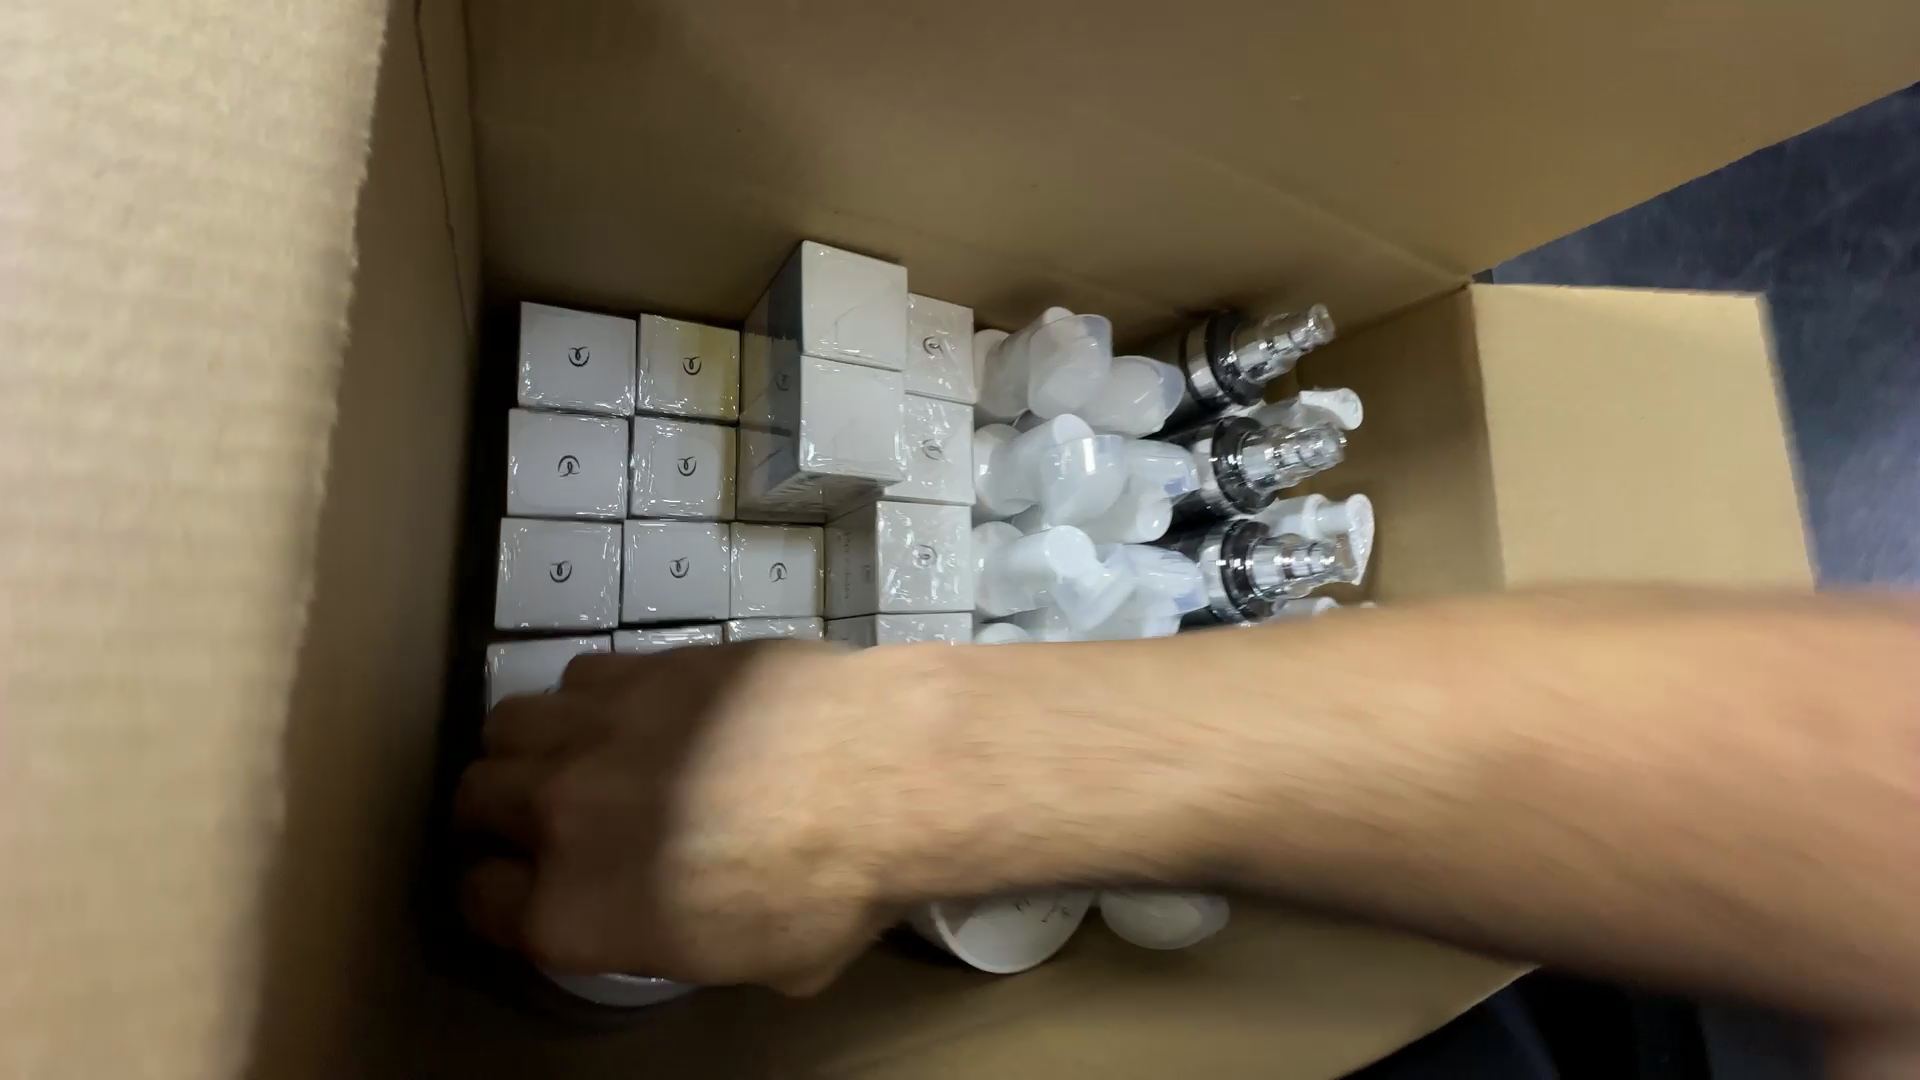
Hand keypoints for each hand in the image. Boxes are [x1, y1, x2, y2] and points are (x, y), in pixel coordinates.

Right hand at [454, 640, 951, 994]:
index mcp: (576, 914)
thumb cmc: (833, 884)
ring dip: (533, 740)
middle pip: (478, 797)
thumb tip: (711, 914)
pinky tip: (641, 701)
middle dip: (500, 809)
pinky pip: (584, 671)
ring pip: (511, 723)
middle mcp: (564, 814)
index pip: (481, 903)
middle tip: (546, 807)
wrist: (881, 767)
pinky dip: (595, 690)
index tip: (521, 880)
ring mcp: (603, 727)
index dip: (499, 892)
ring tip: (578, 746)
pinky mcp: (654, 664)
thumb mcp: (765, 960)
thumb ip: (702, 939)